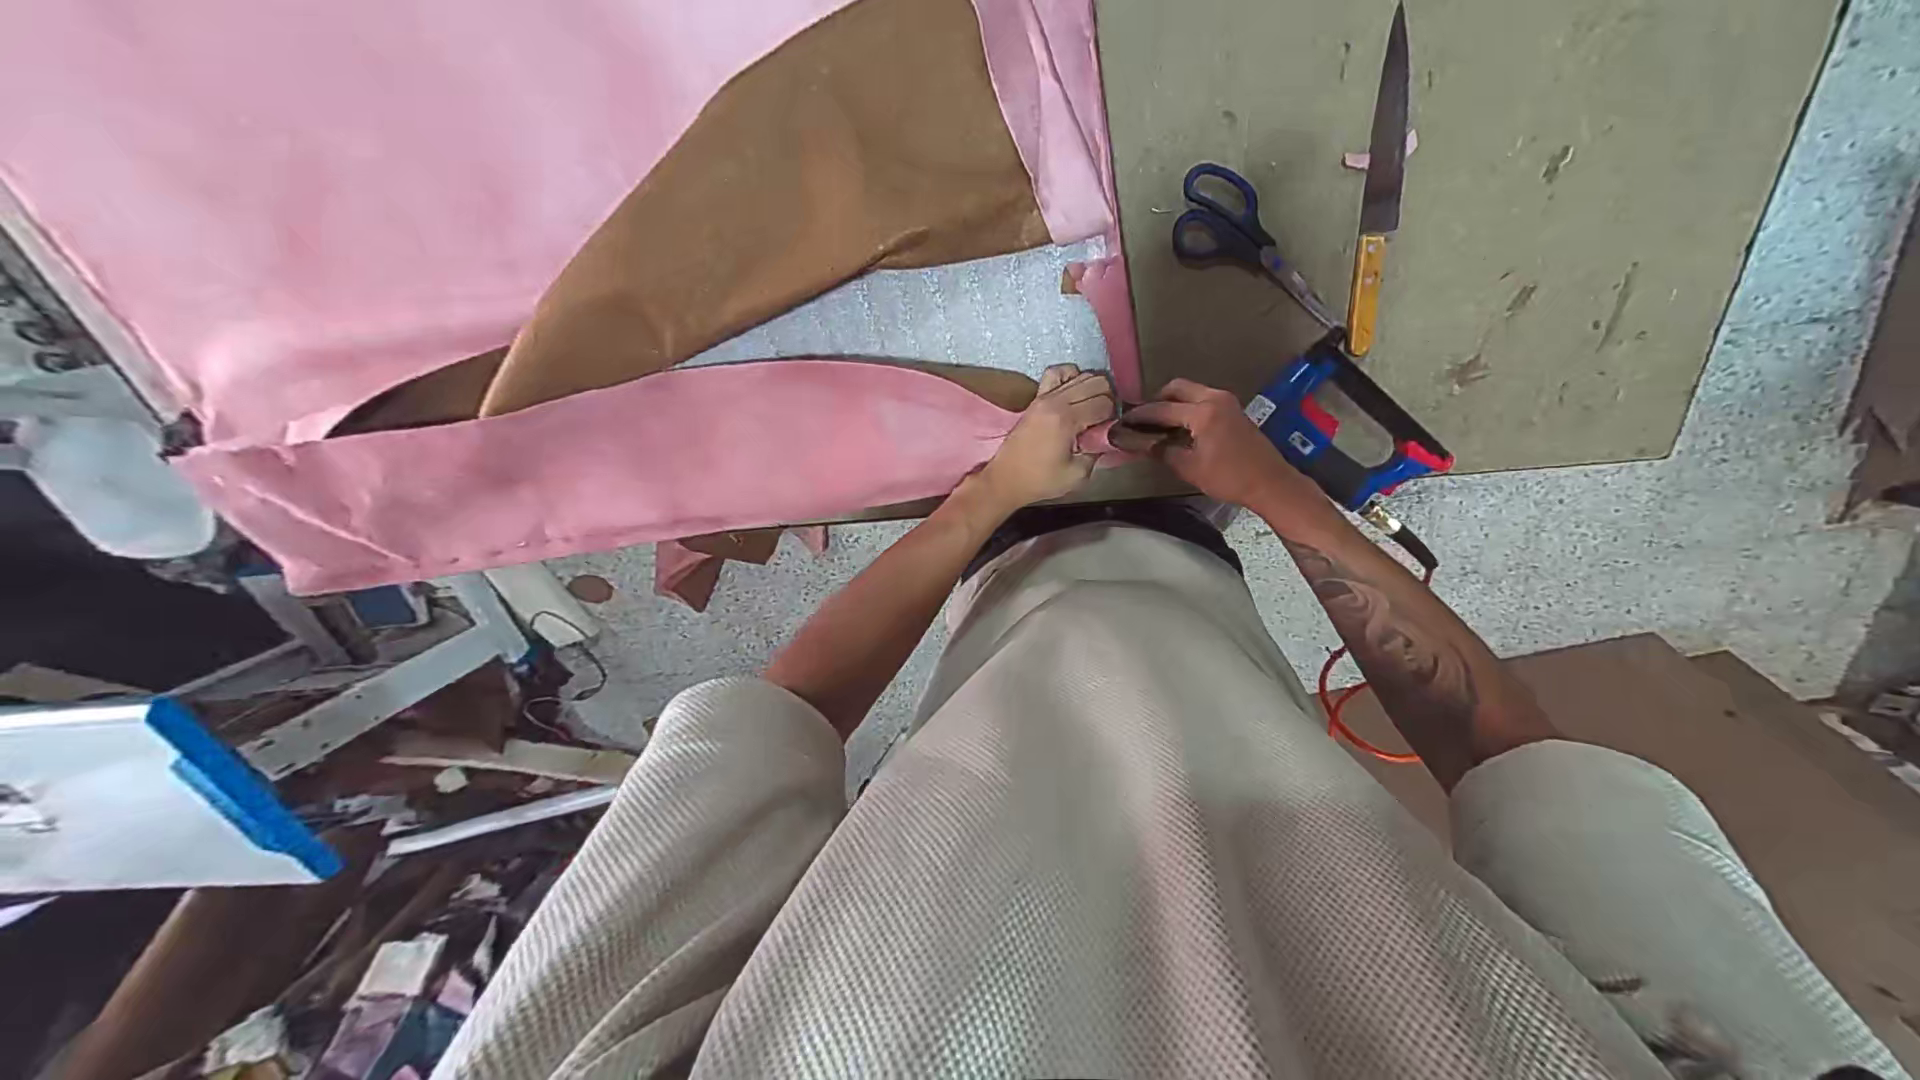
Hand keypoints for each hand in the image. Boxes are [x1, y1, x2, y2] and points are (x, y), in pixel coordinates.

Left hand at [972, 364, 1114, 511]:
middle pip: (1097, 382)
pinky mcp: (1036, 398)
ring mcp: (1044, 396)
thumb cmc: (1040, 480)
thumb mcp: (1078, 474)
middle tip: (1102, 421)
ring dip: (1092, 389)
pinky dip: (1070, 378)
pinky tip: (1073, 395)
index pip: (1105, 403)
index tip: (1107, 432)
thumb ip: (1098, 451)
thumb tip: (1108, 435)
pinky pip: (1057, 373)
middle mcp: (1055, 401)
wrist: (1006, 479)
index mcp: (1066, 419)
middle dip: (1107, 400)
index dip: (1112, 417)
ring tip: (1089, 410)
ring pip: (1081, 374)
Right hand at [1124, 378, 1322, 511]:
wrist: (1270, 483)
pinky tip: (1177, 427)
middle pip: (1176, 388)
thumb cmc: (1229, 478)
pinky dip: (1186, 407)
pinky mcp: (1232, 409)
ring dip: (1171, 403)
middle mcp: (1214, 398)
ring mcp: (1226, 401)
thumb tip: (1139, 443)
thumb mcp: (1189, 468)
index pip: (1161, 409)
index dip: (1139, 417)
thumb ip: (1161, 451)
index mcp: (1203, 412)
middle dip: (1155, 401)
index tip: (1122, 423)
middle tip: (1141, 420)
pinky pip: (1201, 399)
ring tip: (1156, 425)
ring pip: (1190, 391)